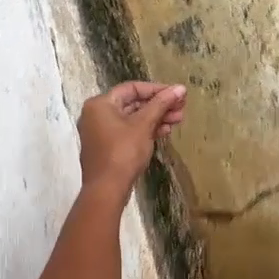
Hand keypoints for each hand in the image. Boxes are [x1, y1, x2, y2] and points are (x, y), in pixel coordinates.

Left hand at [77, 81, 186, 195]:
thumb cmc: (123, 152)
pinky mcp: (107, 148)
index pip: (133, 88)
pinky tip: (165, 132)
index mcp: (100, 104)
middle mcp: (97, 115)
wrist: (106, 191)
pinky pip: (129, 131)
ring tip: (178, 120)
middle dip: (159, 105)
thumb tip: (180, 88)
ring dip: (156, 118)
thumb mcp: (144, 124)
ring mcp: (101, 133)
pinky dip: (146, 130)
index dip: (157, 89)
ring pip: (133, 118)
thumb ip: (161, 103)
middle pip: (134, 103)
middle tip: (181, 107)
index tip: (177, 94)